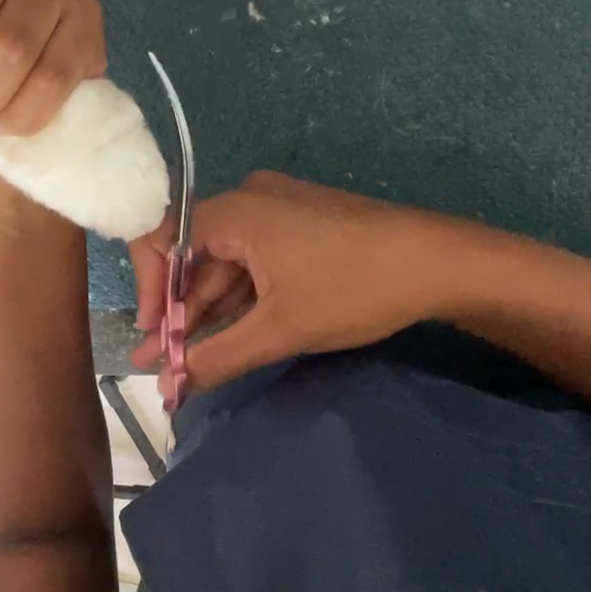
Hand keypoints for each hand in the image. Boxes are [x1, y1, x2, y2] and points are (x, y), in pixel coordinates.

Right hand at [130, 172, 496, 394]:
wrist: (442, 264)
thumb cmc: (355, 288)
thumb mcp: (280, 329)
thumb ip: (216, 358)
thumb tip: (167, 391)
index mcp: (237, 210)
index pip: (162, 237)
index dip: (147, 287)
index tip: (151, 332)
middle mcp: (250, 200)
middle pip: (194, 256)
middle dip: (176, 312)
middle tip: (158, 362)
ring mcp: (277, 212)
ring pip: (225, 265)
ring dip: (207, 312)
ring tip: (183, 359)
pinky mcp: (299, 228)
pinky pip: (253, 263)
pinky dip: (239, 300)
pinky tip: (223, 335)